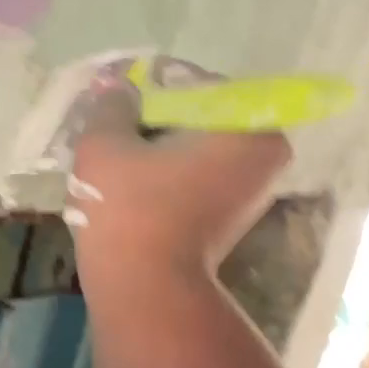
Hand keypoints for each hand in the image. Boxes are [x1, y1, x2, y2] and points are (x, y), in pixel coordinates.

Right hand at [69, 86, 293, 281]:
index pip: (195, 86)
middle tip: (104, 130)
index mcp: (248, 126)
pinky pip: (192, 176)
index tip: (107, 99)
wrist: (143, 284)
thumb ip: (108, 109)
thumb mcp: (103, 151)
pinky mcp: (229, 213)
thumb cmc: (128, 212)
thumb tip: (110, 83)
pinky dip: (161, 174)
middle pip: (197, 117)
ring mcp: (251, 185)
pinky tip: (124, 186)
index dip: (145, 87)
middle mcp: (265, 149)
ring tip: (108, 158)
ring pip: (192, 148)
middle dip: (149, 120)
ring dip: (152, 148)